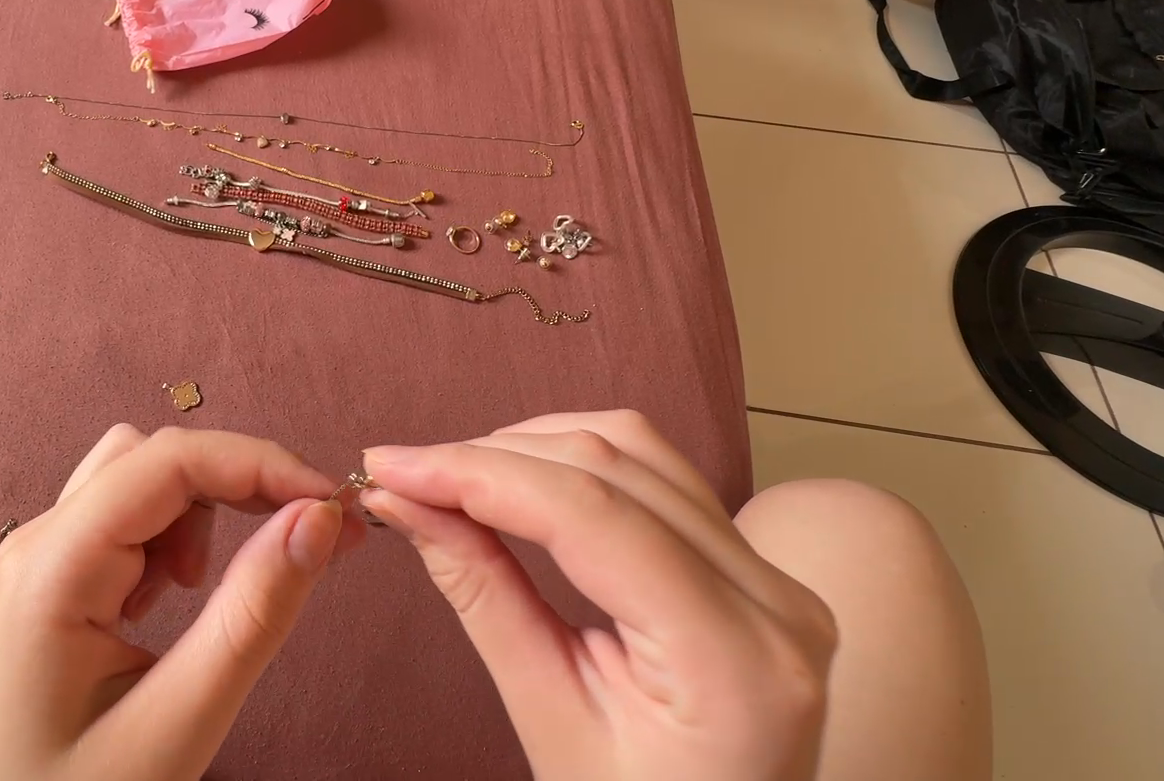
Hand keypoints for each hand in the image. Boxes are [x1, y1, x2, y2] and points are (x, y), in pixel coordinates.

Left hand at [0, 424, 363, 779]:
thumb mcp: (176, 724)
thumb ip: (252, 614)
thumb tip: (321, 518)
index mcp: (54, 565)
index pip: (168, 461)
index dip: (259, 464)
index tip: (334, 504)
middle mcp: (41, 538)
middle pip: (153, 457)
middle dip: (235, 482)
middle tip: (303, 535)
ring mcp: (43, 554)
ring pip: (141, 478)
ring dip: (199, 512)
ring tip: (203, 591)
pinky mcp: (56, 576)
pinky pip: (127, 517)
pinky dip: (173, 536)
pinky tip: (171, 599)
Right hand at [360, 411, 835, 780]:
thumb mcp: (546, 717)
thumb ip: (477, 590)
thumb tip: (399, 500)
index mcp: (732, 661)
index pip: (587, 513)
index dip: (476, 472)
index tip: (390, 466)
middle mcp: (772, 599)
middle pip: (608, 464)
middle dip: (489, 455)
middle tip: (404, 473)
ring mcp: (771, 573)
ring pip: (632, 446)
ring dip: (528, 445)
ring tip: (453, 477)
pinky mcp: (750, 560)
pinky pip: (652, 468)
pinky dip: (570, 456)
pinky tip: (518, 476)